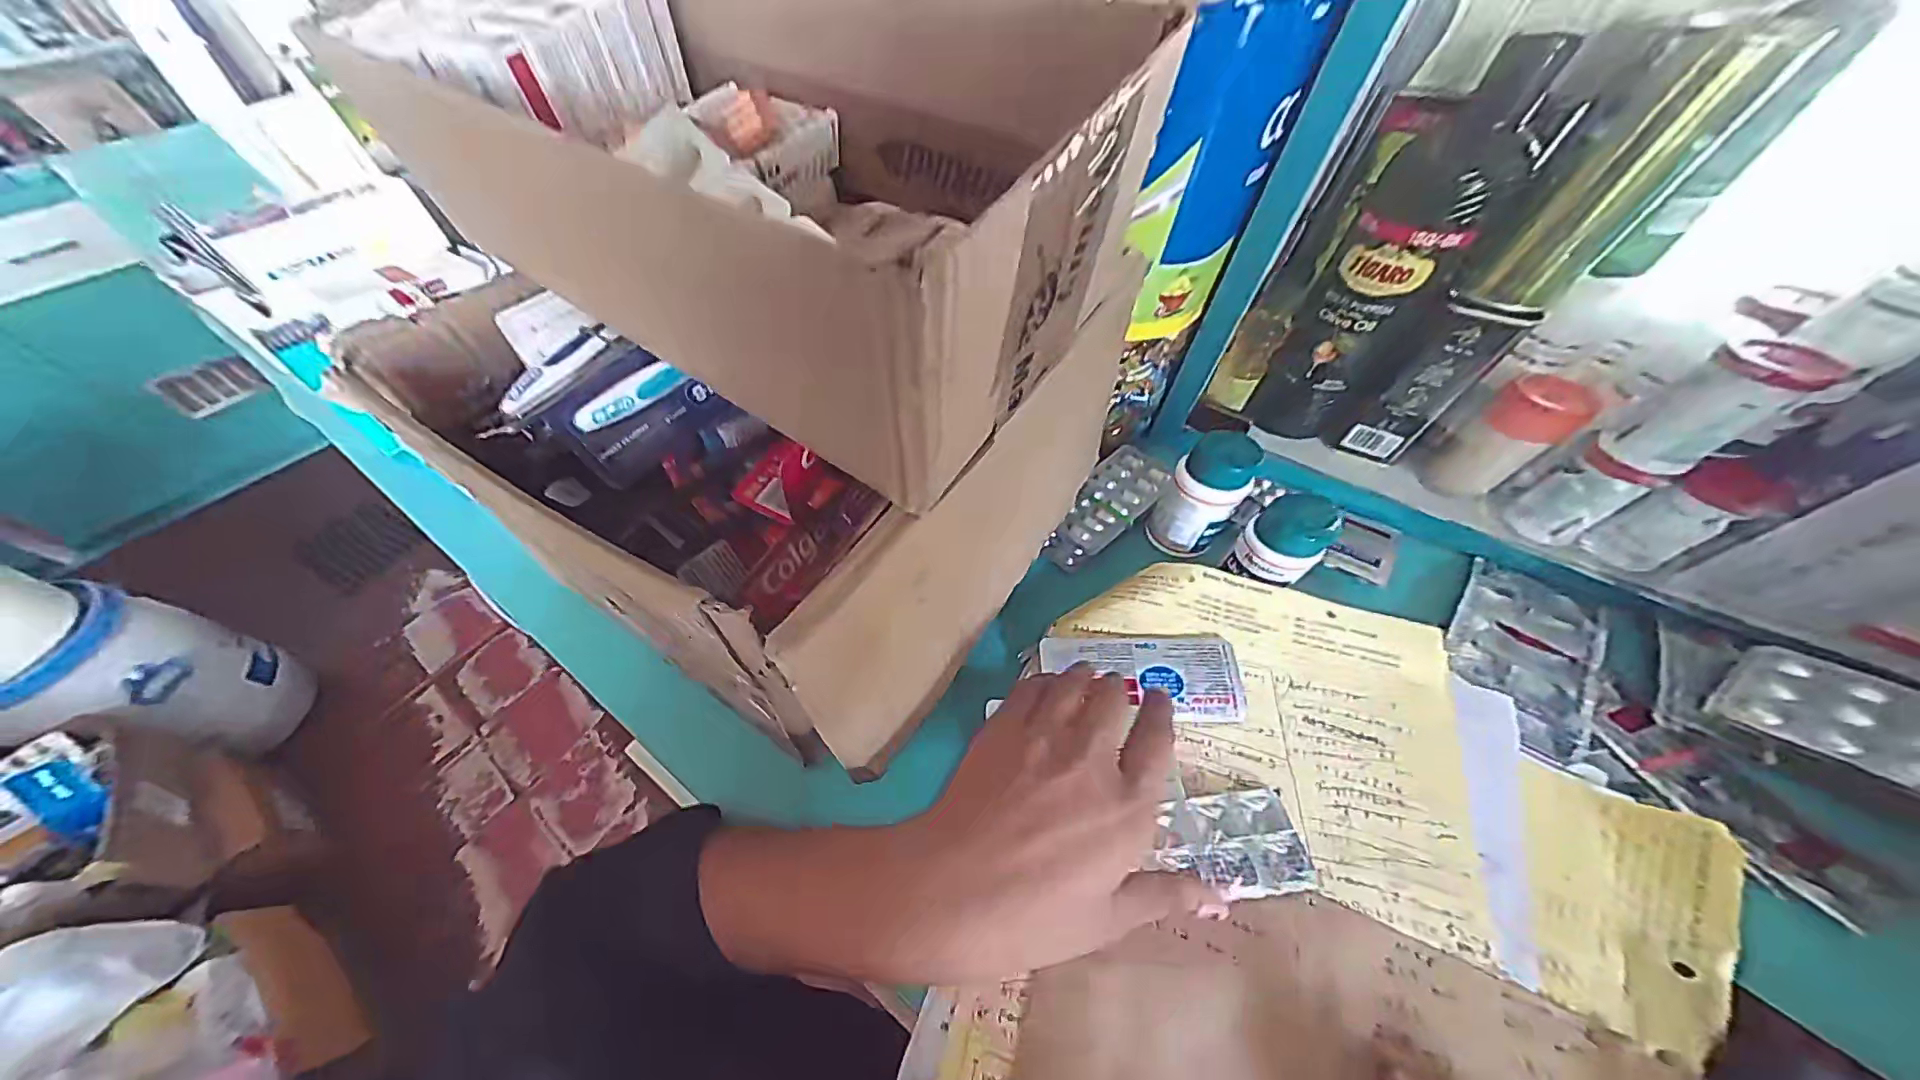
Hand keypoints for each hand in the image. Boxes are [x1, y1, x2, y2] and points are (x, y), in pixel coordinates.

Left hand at [699, 666, 1227, 983]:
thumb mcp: (1102, 923)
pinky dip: (1038, 682)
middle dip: (1123, 687)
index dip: (1159, 720)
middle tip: (1123, 679)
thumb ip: (1162, 898)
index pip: (1157, 747)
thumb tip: (1224, 891)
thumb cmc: (1024, 923)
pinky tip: (1036, 683)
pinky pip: (1027, 692)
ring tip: (1085, 672)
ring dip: (1081, 676)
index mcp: (1121, 813)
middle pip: (1116, 702)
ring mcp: (1038, 742)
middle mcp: (1086, 765)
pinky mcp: (996, 733)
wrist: (936, 896)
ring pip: (1071, 686)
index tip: (1158, 703)